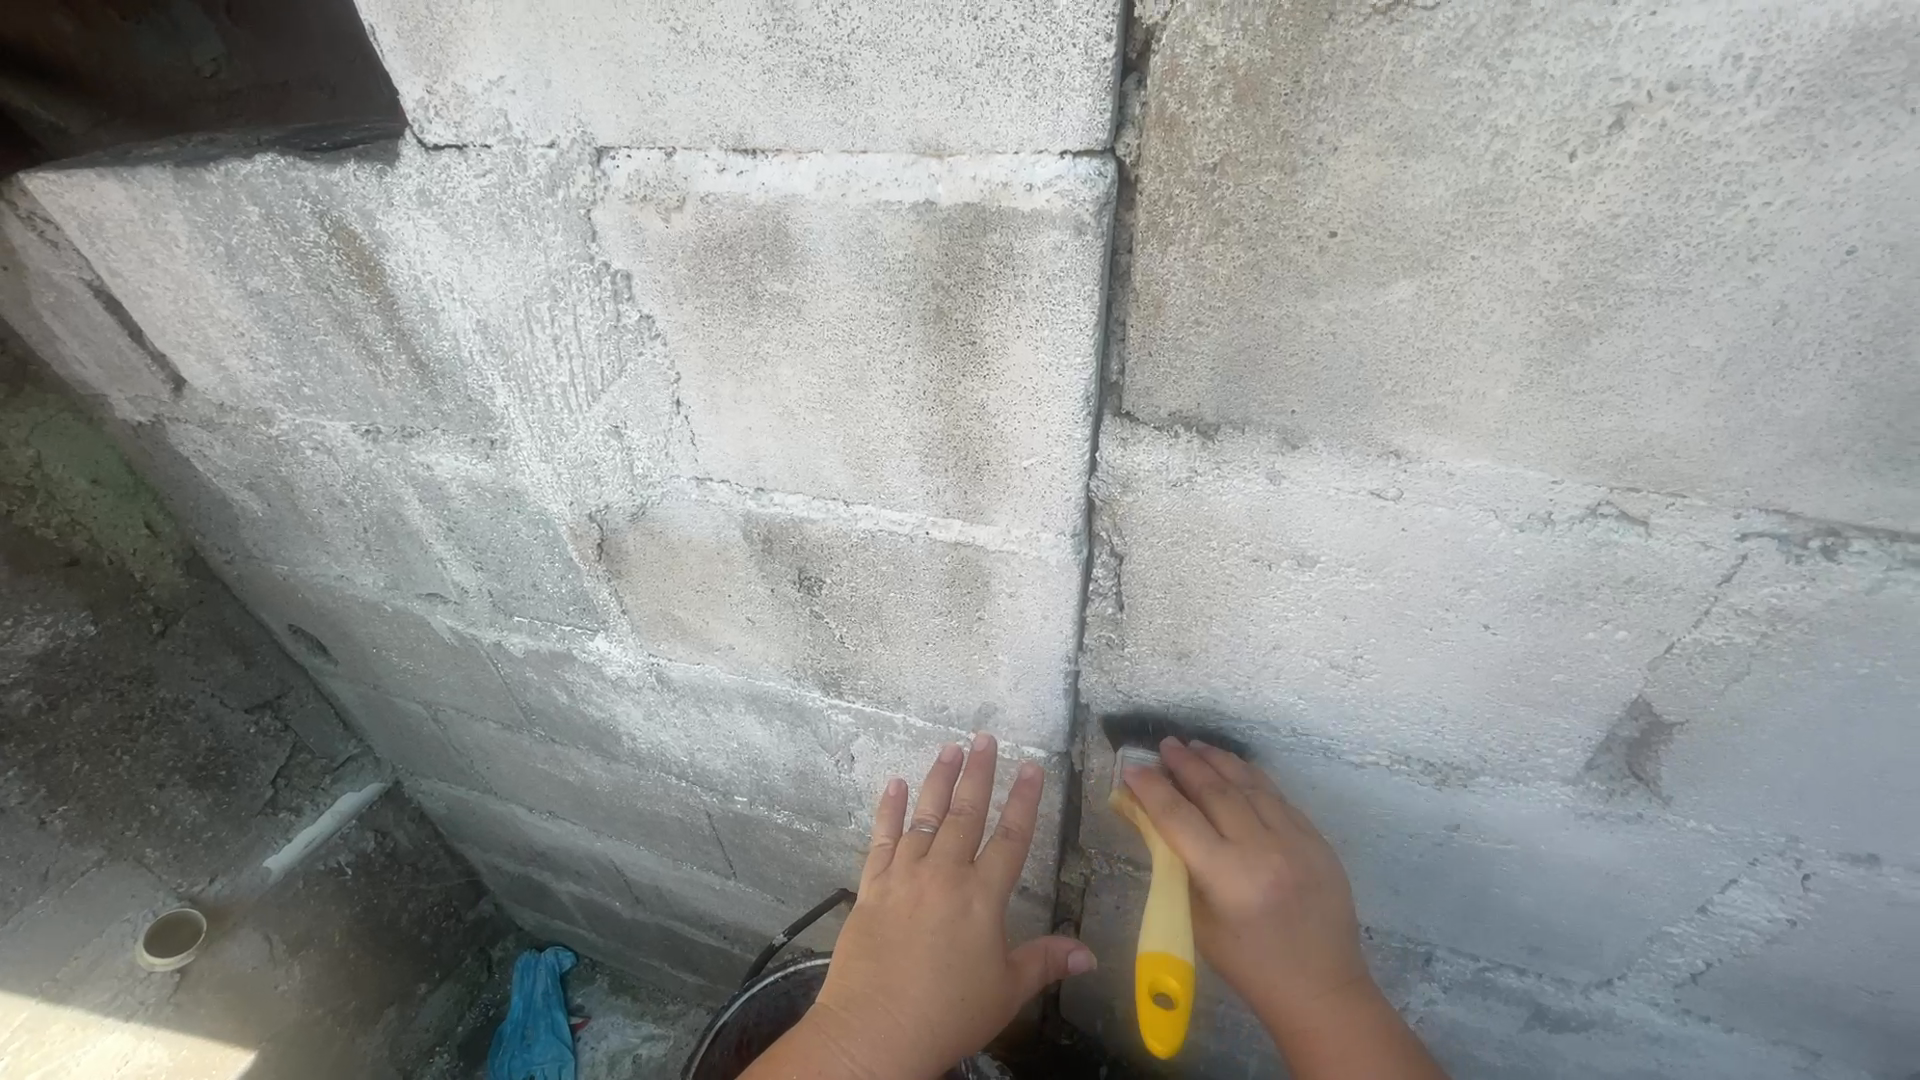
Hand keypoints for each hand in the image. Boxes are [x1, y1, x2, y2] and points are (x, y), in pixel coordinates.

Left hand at [777, 733, 1096, 1079]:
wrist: (874, 1032)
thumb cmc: (948, 1014)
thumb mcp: (1006, 992)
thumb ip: (1045, 963)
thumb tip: (1089, 954)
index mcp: (982, 897)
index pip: (1011, 837)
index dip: (1024, 800)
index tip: (1031, 766)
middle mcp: (945, 874)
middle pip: (966, 813)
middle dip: (979, 773)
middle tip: (985, 738)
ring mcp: (905, 875)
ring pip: (925, 816)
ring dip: (939, 778)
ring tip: (949, 747)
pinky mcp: (872, 885)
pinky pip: (882, 838)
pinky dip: (889, 809)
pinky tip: (896, 784)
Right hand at [1122, 738, 1368, 1023]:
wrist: (1322, 991)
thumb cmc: (1247, 964)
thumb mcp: (1196, 918)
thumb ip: (1172, 862)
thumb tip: (1144, 814)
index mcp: (1229, 878)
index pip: (1179, 817)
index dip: (1152, 789)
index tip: (1132, 769)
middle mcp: (1264, 851)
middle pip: (1216, 791)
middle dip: (1185, 764)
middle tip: (1165, 745)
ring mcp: (1297, 842)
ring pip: (1250, 785)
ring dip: (1219, 761)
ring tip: (1195, 746)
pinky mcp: (1317, 841)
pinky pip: (1277, 797)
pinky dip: (1250, 777)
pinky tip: (1233, 768)